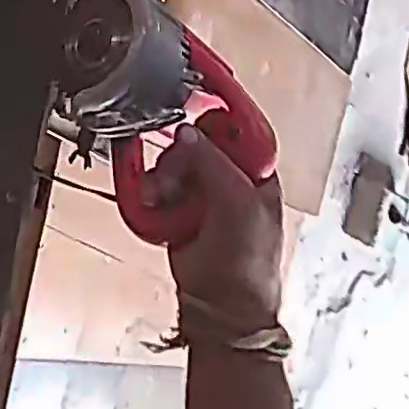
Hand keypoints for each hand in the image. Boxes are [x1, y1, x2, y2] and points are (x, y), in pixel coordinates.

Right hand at [151, 119, 283, 334]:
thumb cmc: (244, 260)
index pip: (238, 126)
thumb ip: (212, 163)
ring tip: (160, 198)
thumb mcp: (236, 206)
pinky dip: (152, 189)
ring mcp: (203, 191)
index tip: (192, 100)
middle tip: (172, 178)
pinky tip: (153, 203)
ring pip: (173, 160)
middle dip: (180, 158)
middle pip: (196, 141)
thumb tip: (186, 131)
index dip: (218, 111)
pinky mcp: (179, 204)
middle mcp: (230, 175)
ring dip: (162, 176)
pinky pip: (159, 180)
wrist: (219, 308)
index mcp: (255, 172)